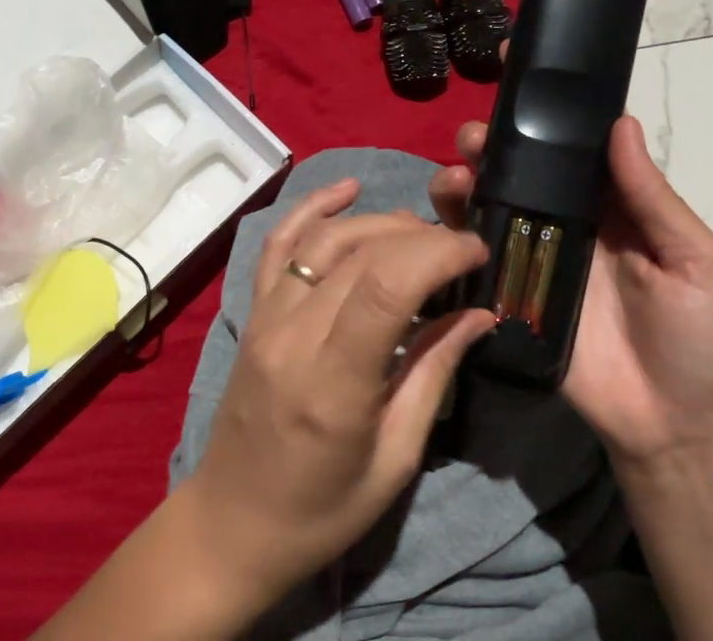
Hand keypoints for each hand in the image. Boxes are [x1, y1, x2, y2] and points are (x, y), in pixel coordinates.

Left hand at [186, 178, 495, 595]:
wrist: (233, 522)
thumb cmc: (322, 511)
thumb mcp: (394, 459)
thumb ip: (432, 376)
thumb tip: (479, 313)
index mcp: (332, 385)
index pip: (384, 285)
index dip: (437, 253)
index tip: (477, 252)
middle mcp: (291, 337)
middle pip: (356, 253)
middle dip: (418, 236)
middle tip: (460, 246)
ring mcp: (263, 320)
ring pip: (320, 240)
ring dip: (375, 221)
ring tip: (421, 229)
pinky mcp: (251, 315)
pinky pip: (276, 246)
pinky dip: (310, 209)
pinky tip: (346, 189)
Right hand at [428, 116, 712, 467]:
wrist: (676, 428)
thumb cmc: (704, 341)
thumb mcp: (697, 261)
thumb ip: (652, 198)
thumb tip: (620, 123)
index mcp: (615, 208)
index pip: (575, 149)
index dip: (546, 114)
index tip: (514, 75)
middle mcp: (568, 225)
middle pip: (521, 171)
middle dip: (492, 143)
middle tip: (473, 136)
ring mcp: (533, 260)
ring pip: (488, 205)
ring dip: (465, 178)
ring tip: (455, 172)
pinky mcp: (507, 297)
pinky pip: (473, 256)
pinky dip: (452, 229)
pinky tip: (443, 212)